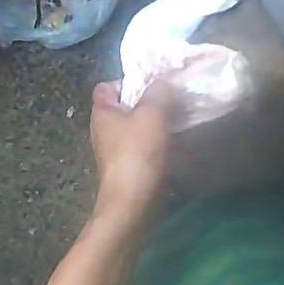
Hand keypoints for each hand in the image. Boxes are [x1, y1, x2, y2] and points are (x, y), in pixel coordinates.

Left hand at [89, 80, 175, 219]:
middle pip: (126, 107)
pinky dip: (159, 145)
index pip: (106, 87)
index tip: (152, 84)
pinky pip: (145, 148)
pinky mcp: (129, 168)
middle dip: (149, 103)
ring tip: (181, 121)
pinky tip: (179, 146)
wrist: (134, 203)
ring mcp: (116, 151)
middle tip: (173, 101)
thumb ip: (158, 93)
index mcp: (102, 113)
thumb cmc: (138, 153)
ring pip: (138, 129)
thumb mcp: (151, 114)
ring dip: (158, 125)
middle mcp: (104, 130)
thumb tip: (162, 83)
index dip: (127, 81)